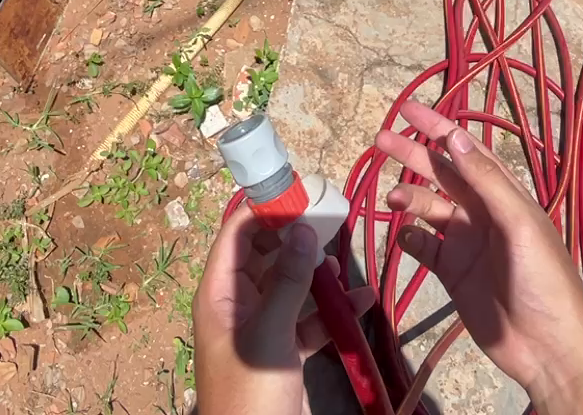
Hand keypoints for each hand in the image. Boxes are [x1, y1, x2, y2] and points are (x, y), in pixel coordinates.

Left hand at [193, 203, 373, 414]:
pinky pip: (307, 318)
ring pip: (289, 284)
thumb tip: (304, 229)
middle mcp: (237, 302)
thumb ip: (288, 281)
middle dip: (294, 237)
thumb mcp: (270, 333)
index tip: (296, 191)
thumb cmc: (250, 391)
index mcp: (220, 291)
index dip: (263, 210)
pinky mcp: (283, 350)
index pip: (237, 234)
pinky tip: (362, 300)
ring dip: (315, 271)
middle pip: (265, 254)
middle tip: (327, 219)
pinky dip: (330, 309)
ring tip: (342, 261)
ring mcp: (261, 326)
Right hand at [376, 101, 582, 412]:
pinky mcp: (452, 272)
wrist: (550, 351)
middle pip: (439, 174)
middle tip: (380, 139)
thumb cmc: (544, 280)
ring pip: (427, 208)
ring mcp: (464, 243)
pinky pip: (423, 246)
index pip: (464, 151)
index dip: (437, 128)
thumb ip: (486, 181)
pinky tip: (405, 237)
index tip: (406, 110)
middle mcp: (480, 212)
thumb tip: (454, 137)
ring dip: (408, 199)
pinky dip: (410, 237)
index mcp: (502, 195)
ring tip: (393, 199)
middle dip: (411, 155)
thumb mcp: (519, 224)